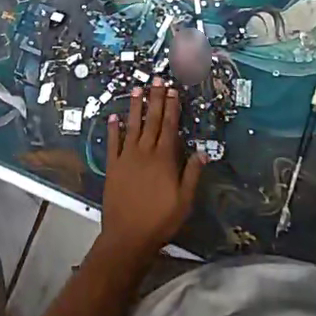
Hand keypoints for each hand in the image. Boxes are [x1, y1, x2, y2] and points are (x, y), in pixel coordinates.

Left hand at [99, 84, 203, 261]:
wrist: (128, 235)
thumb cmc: (161, 220)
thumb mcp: (184, 200)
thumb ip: (192, 174)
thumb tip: (202, 152)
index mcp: (164, 159)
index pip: (169, 127)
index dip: (171, 107)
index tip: (172, 90)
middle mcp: (145, 152)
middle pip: (152, 121)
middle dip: (155, 99)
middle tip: (156, 80)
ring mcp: (126, 157)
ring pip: (132, 126)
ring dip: (135, 107)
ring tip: (137, 88)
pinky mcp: (112, 165)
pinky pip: (113, 142)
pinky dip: (113, 128)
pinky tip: (114, 116)